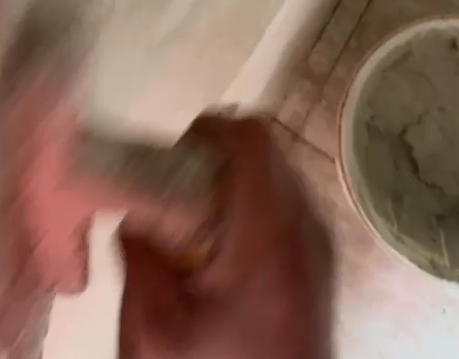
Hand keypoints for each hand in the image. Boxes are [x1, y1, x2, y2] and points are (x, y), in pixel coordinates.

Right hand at [116, 116, 333, 358]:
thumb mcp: (151, 331)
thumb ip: (140, 254)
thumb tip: (135, 209)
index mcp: (269, 236)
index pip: (252, 139)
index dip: (211, 128)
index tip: (175, 150)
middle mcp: (307, 230)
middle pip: (267, 151)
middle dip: (219, 155)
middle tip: (178, 187)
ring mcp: (322, 248)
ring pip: (280, 175)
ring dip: (237, 179)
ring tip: (198, 221)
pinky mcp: (323, 267)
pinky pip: (289, 206)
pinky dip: (255, 205)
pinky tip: (225, 250)